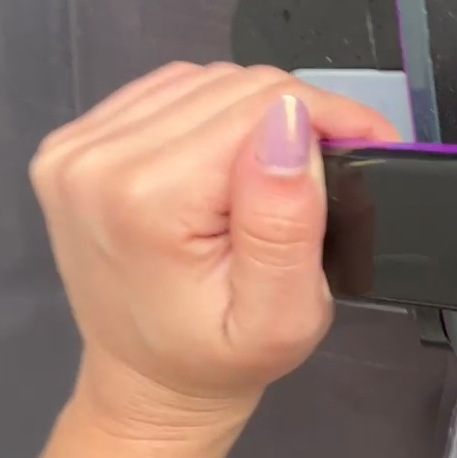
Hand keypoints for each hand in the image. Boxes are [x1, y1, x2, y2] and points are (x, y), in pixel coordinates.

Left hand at [30, 63, 400, 439]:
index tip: (377, 147)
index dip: (338, 116)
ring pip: (214, 78)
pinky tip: (241, 154)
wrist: (151, 378)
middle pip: (240, 84)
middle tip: (344, 160)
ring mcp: (80, 146)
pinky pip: (178, 88)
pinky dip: (226, 111)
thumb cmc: (223, 356)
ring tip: (294, 164)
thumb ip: (287, 223)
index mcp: (147, 198)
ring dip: (269, 111)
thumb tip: (293, 127)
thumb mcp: (284, 315)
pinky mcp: (81, 141)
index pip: (266, 105)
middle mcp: (97, 159)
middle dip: (310, 112)